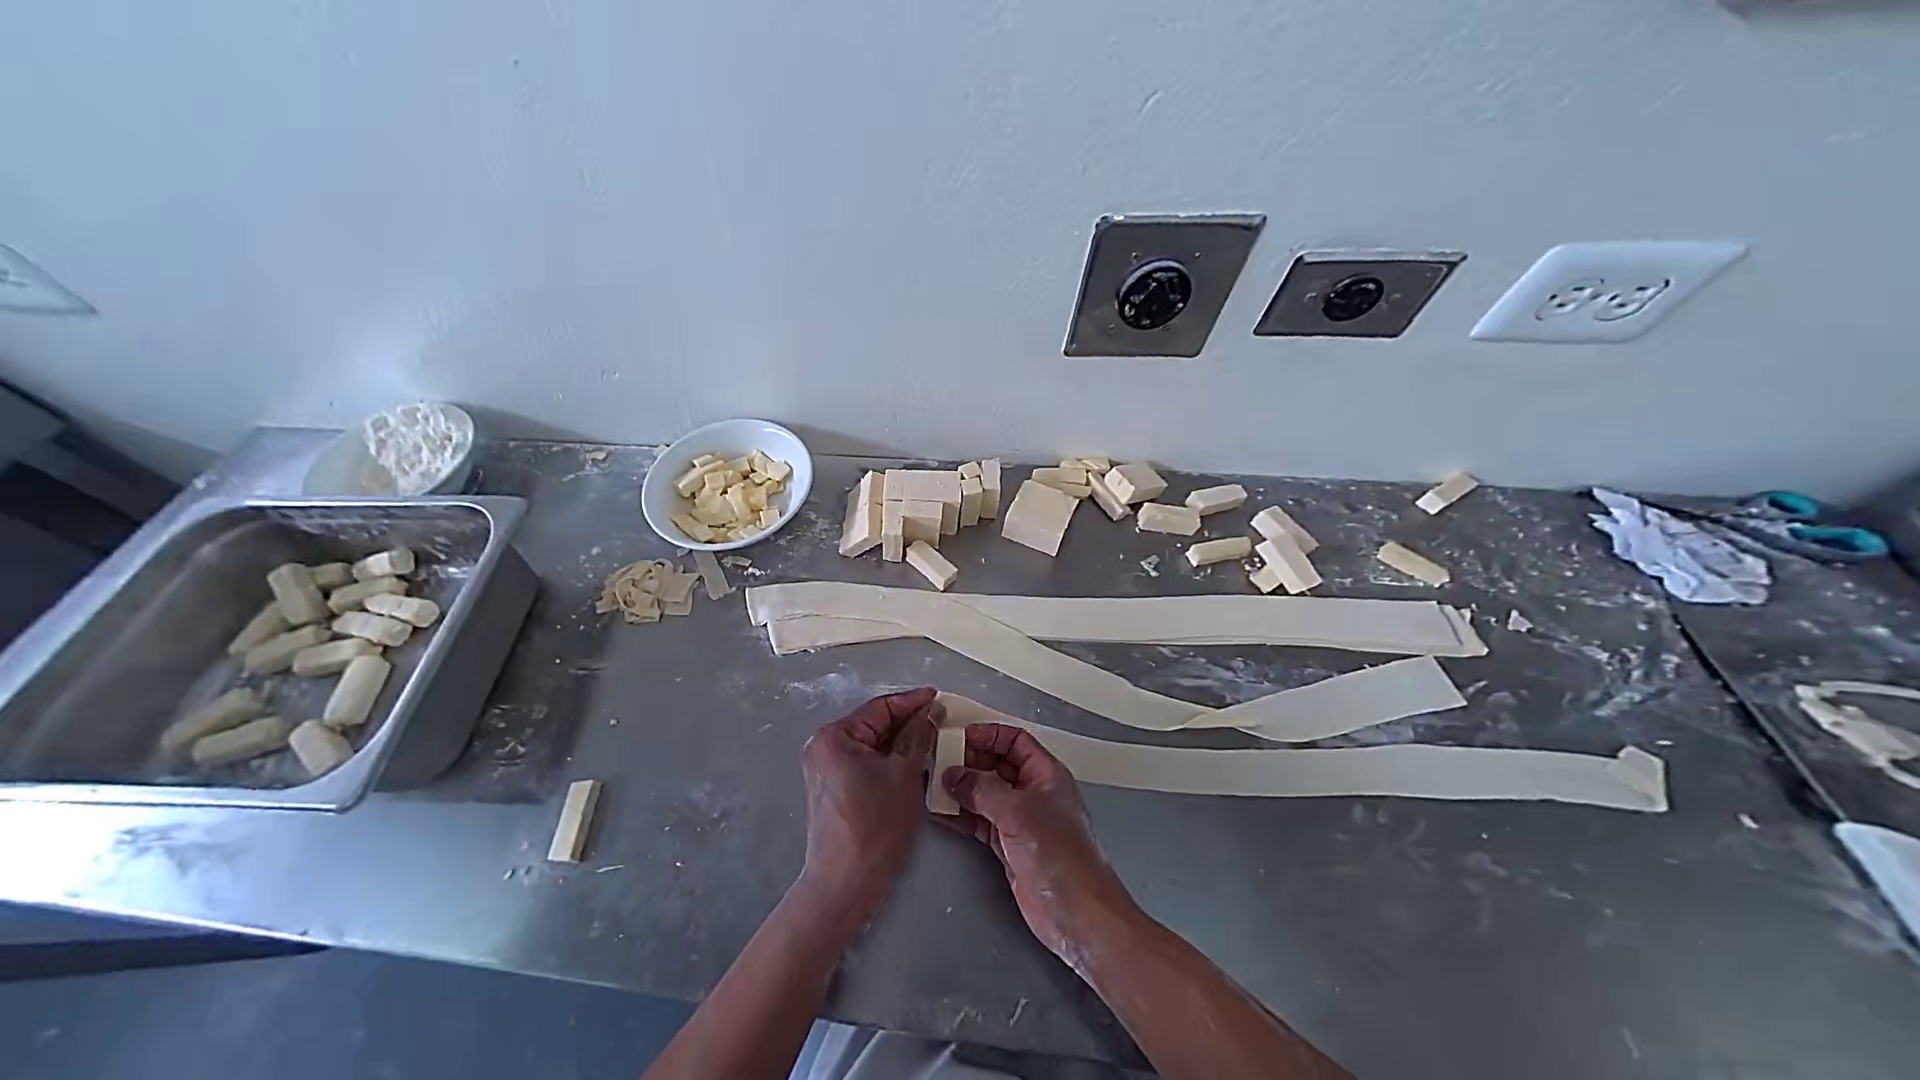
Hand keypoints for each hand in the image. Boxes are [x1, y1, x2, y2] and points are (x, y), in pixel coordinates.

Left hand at [796, 688, 937, 920]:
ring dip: (899, 742)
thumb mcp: (904, 773)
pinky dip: (887, 759)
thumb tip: (928, 712)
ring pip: (871, 745)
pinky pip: (865, 762)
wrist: (846, 882)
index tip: (936, 696)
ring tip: (930, 738)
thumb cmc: (875, 825)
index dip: (911, 702)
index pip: (880, 708)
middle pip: (873, 725)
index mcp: (834, 737)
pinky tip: (911, 761)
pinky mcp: (833, 788)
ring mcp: (825, 769)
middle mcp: (823, 747)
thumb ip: (917, 736)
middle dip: (906, 722)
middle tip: (937, 718)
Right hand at [940, 723, 1136, 959]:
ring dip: (961, 789)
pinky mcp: (1009, 845)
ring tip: (933, 784)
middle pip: (997, 765)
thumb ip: (982, 790)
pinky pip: (980, 820)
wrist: (1076, 912)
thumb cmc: (1059, 855)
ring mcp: (1021, 820)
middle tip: (939, 761)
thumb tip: (953, 775)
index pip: (1015, 741)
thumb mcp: (1018, 812)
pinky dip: (961, 815)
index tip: (959, 737)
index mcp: (1046, 774)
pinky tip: (940, 811)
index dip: (988, 735)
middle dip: (969, 761)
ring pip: (986, 794)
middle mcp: (1034, 793)